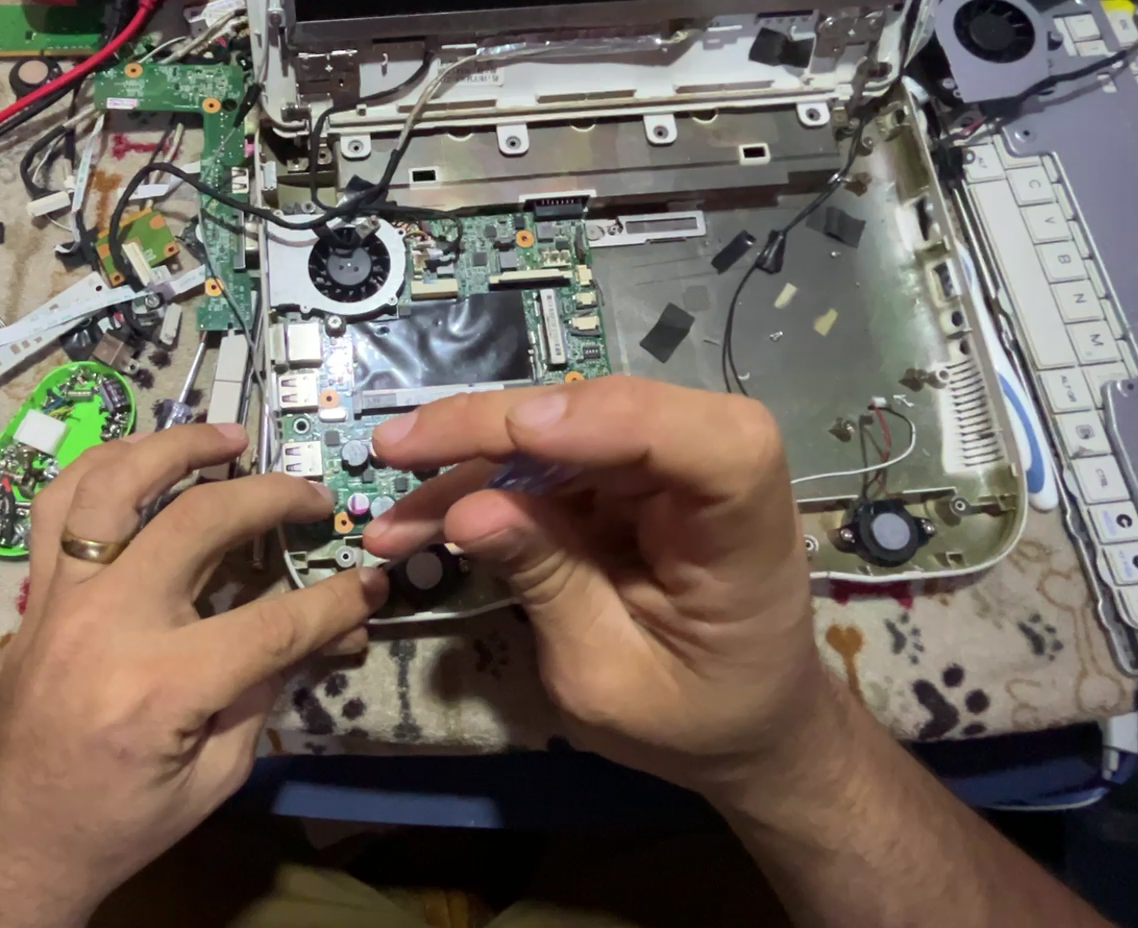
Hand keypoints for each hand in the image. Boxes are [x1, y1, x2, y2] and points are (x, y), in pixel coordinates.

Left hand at [0, 424, 388, 927]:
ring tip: (226, 435)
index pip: (271, 624)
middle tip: (311, 494)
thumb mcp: (214, 776)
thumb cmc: (118, 825)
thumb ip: (267, 690)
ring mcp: (57, 601)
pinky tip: (141, 457)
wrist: (5, 851)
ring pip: (111, 486)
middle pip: (197, 523)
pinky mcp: (32, 597)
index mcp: (160, 688)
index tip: (369, 583)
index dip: (333, 602)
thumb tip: (323, 631)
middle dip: (270, 497)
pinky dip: (102, 467)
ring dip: (175, 446)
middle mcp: (105, 625)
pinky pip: (57, 507)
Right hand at [363, 376, 831, 796]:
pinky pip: (533, 462)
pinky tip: (418, 516)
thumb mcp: (609, 675)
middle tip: (399, 447)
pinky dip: (474, 486)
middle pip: (602, 414)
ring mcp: (652, 469)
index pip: (710, 446)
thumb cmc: (693, 718)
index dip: (615, 423)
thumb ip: (549, 586)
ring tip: (392, 505)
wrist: (733, 724)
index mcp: (745, 534)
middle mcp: (704, 476)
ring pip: (550, 429)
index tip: (521, 433)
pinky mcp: (611, 477)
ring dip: (464, 461)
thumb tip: (467, 512)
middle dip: (493, 427)